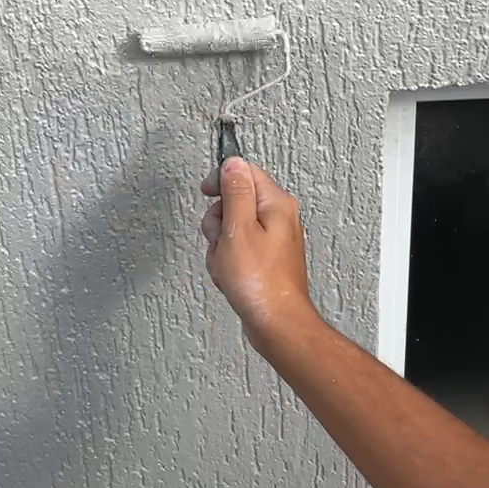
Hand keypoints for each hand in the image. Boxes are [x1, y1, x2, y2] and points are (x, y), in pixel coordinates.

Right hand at [200, 157, 318, 350]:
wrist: (276, 324)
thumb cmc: (260, 282)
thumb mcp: (238, 228)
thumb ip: (235, 190)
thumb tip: (232, 163)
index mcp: (277, 203)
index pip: (244, 170)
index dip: (221, 180)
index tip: (208, 193)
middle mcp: (280, 217)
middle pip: (235, 199)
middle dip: (219, 220)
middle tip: (222, 238)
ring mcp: (274, 239)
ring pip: (233, 226)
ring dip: (221, 244)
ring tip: (227, 262)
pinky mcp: (267, 258)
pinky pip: (238, 247)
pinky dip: (228, 260)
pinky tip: (231, 274)